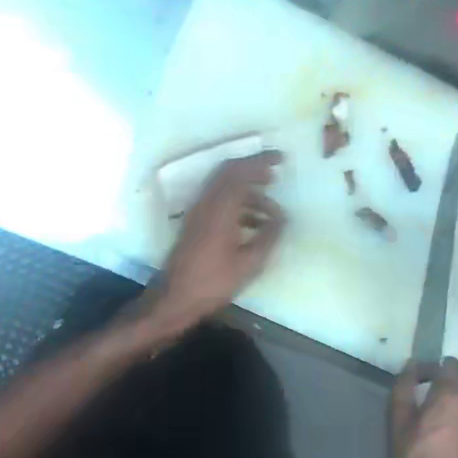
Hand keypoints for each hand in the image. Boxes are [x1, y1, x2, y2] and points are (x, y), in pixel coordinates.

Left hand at [149, 152, 286, 333]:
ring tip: (270, 210)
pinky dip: (236, 203)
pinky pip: (217, 201)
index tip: (281, 159)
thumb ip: (269, 236)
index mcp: (220, 208)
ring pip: (223, 187)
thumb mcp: (250, 263)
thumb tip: (282, 217)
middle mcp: (205, 203)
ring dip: (246, 190)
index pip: (240, 171)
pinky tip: (253, 224)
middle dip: (253, 170)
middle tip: (274, 177)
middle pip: (229, 172)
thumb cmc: (213, 282)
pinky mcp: (194, 224)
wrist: (174, 298)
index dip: (261, 161)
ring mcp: (197, 212)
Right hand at [390, 358, 457, 457]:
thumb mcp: (398, 420)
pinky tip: (443, 440)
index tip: (415, 379)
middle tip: (420, 401)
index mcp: (454, 395)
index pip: (449, 365)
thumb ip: (404, 387)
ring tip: (432, 422)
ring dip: (452, 406)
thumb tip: (410, 367)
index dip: (431, 367)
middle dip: (442, 387)